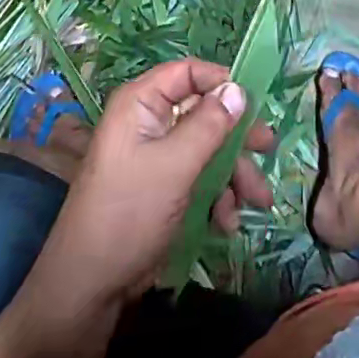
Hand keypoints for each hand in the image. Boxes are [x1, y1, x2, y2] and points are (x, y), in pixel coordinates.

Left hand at [33, 59, 272, 305]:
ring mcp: (155, 156)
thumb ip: (210, 124)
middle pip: (203, 111)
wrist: (91, 286)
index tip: (253, 103)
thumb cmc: (129, 212)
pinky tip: (227, 222)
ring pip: (207, 147)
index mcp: (141, 104)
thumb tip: (238, 88)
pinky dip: (218, 194)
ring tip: (258, 201)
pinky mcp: (162, 186)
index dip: (221, 82)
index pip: (187, 72)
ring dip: (233, 173)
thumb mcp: (176, 165)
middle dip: (236, 136)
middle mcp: (148, 122)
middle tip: (267, 148)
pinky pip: (199, 176)